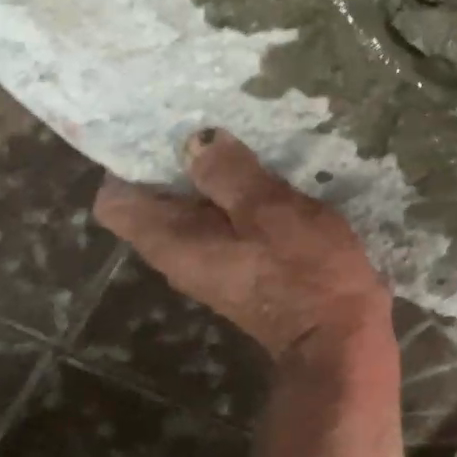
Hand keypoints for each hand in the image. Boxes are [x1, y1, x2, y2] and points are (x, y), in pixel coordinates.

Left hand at [93, 128, 391, 359]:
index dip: (134, 162)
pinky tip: (288, 184)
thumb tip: (197, 140)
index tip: (172, 129)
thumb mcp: (271, 212)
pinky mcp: (252, 267)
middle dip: (189, 163)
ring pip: (204, 211)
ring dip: (227, 180)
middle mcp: (183, 254)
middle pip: (162, 202)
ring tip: (264, 147)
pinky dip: (251, 200)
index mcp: (174, 241)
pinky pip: (236, 224)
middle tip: (229, 125)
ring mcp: (218, 264)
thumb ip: (232, 175)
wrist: (339, 331)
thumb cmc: (305, 269)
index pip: (117, 200)